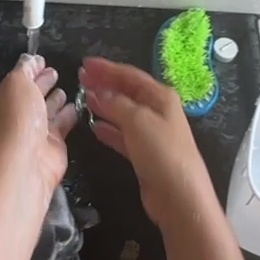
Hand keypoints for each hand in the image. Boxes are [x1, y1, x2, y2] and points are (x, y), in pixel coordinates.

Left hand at [0, 55, 77, 198]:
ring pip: (48, 109)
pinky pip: (63, 123)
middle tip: (55, 72)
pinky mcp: (55, 142)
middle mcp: (20, 114)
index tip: (43, 59)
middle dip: (43, 83)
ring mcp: (37, 130)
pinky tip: (77, 105)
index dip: (30, 69)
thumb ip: (25, 69)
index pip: (19, 80)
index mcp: (6, 99)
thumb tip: (31, 59)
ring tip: (66, 88)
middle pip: (33, 94)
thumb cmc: (19, 117)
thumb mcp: (17, 83)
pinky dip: (69, 114)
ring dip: (56, 99)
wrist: (28, 159)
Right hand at [80, 57, 218, 231]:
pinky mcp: (144, 154)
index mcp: (161, 97)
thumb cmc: (162, 152)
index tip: (84, 64)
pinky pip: (123, 135)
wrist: (179, 196)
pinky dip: (109, 129)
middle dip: (104, 84)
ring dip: (104, 105)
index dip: (107, 68)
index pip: (130, 75)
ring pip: (123, 112)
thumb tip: (97, 92)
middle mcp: (157, 111)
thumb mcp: (138, 120)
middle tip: (80, 78)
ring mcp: (151, 133)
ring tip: (83, 99)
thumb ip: (116, 104)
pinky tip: (94, 127)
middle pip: (127, 92)